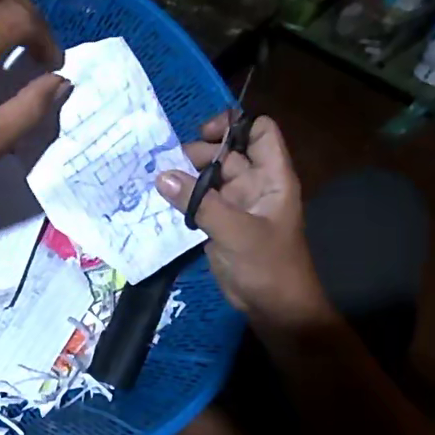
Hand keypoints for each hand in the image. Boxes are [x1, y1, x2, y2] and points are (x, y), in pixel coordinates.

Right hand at [154, 114, 337, 330]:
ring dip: (187, 174)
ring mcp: (236, 203)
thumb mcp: (236, 232)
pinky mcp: (220, 222)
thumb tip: (162, 175)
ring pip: (210, 175)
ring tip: (160, 178)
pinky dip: (183, 195)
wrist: (274, 309)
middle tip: (171, 164)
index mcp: (272, 177)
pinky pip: (200, 199)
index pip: (260, 131)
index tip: (203, 135)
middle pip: (228, 151)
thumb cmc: (268, 266)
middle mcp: (255, 184)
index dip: (235, 126)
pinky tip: (162, 196)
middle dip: (200, 152)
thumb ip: (199, 203)